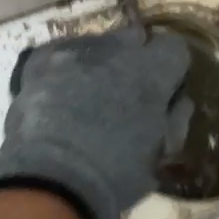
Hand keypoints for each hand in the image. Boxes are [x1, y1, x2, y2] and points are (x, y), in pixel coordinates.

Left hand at [0, 26, 191, 218]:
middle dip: (134, 60)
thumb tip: (178, 100)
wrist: (50, 180)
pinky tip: (58, 92)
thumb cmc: (115, 176)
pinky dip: (64, 67)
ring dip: (99, 62)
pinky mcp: (40, 59)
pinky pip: (60, 52)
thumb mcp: (159, 154)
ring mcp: (74, 51)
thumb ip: (174, 119)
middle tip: (125, 92)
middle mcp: (115, 49)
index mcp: (151, 72)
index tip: (164, 88)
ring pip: (96, 44)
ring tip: (86, 95)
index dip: (170, 69)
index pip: (174, 48)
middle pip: (133, 38)